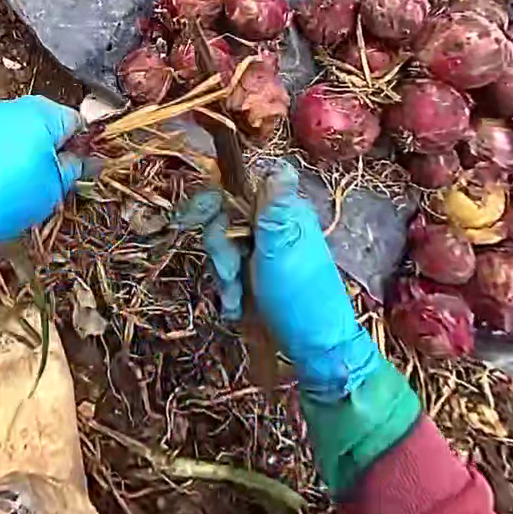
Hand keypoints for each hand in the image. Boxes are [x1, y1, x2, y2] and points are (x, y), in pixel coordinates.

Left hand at [0, 95, 84, 254]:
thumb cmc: (9, 198)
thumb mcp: (54, 188)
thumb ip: (77, 166)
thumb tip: (92, 158)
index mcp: (43, 114)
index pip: (75, 121)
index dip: (77, 144)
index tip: (72, 166)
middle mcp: (14, 104)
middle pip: (44, 119)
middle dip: (47, 142)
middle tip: (42, 175)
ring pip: (13, 123)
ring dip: (17, 142)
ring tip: (9, 175)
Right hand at [175, 162, 381, 398]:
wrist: (314, 350)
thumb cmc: (300, 296)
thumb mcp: (281, 248)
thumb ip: (273, 206)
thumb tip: (280, 163)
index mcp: (282, 209)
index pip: (237, 185)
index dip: (214, 200)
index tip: (198, 218)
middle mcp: (272, 223)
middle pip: (223, 215)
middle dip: (220, 246)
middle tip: (230, 273)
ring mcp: (263, 248)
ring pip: (221, 243)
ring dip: (223, 273)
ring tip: (236, 298)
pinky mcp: (255, 272)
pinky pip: (227, 268)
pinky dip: (228, 288)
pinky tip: (237, 306)